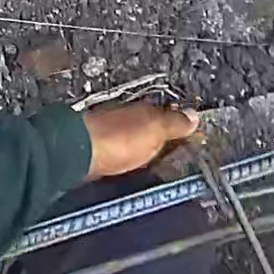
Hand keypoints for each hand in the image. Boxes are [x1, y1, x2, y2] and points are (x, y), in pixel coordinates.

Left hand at [80, 104, 198, 178]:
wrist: (79, 151)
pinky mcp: (101, 148)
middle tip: (179, 150)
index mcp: (147, 111)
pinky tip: (134, 163)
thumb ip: (174, 123)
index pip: (171, 115)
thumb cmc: (118, 139)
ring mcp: (115, 132)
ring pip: (138, 137)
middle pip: (154, 125)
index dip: (182, 126)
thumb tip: (194, 115)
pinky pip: (124, 149)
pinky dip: (132, 154)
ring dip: (148, 146)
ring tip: (160, 159)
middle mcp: (131, 117)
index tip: (194, 138)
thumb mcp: (155, 130)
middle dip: (166, 135)